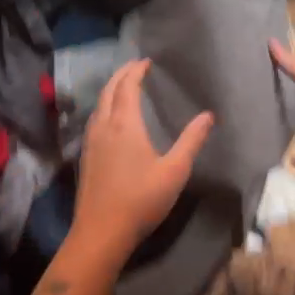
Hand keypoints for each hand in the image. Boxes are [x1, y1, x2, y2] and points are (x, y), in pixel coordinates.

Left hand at [73, 59, 213, 255]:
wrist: (100, 233)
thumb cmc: (140, 199)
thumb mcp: (174, 171)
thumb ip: (191, 141)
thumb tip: (208, 115)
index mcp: (124, 123)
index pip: (128, 86)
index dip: (136, 71)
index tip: (147, 62)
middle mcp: (104, 125)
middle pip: (109, 89)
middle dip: (121, 74)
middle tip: (135, 67)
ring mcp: (91, 140)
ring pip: (98, 103)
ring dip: (110, 89)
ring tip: (123, 87)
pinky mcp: (85, 155)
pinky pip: (94, 118)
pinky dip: (104, 106)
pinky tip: (110, 118)